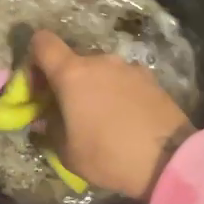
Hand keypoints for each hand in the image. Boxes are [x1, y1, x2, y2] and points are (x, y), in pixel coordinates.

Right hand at [28, 29, 192, 198]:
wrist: (169, 160)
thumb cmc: (108, 156)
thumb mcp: (68, 153)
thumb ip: (51, 129)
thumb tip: (45, 118)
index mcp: (72, 74)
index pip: (43, 43)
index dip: (34, 58)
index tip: (37, 84)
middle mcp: (100, 61)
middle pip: (73, 61)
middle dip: (66, 82)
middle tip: (68, 111)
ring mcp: (129, 67)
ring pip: (100, 72)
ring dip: (93, 88)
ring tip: (100, 119)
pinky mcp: (151, 79)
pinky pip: (122, 80)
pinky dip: (117, 93)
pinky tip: (124, 119)